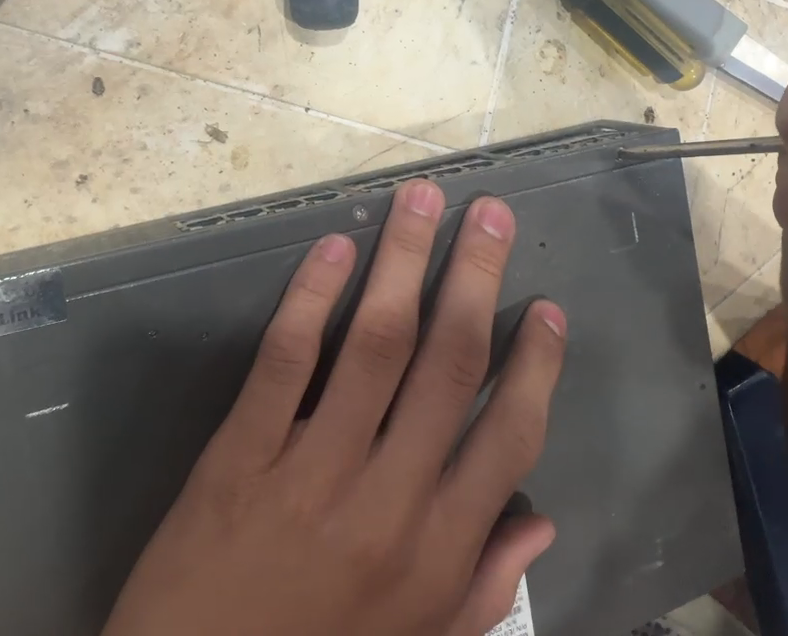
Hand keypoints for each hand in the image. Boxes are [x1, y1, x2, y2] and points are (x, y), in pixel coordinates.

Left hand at [103, 180, 568, 635]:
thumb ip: (483, 585)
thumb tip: (541, 521)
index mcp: (438, 548)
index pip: (510, 437)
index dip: (535, 364)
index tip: (546, 307)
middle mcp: (388, 499)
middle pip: (448, 366)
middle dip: (476, 279)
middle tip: (490, 215)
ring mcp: (311, 470)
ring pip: (375, 346)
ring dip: (404, 263)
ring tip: (422, 202)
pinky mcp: (240, 454)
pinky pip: (284, 362)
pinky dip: (312, 299)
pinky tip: (334, 248)